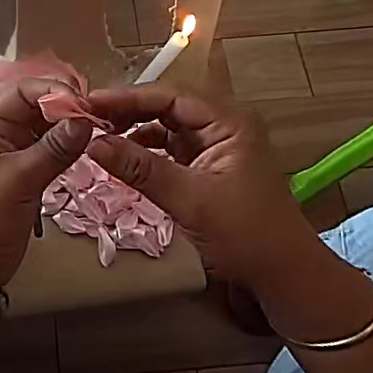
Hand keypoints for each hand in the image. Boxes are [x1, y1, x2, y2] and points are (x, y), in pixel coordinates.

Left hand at [0, 78, 93, 291]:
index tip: (86, 106)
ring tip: (102, 132)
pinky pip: (51, 152)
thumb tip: (85, 120)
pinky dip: (69, 148)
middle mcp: (2, 134)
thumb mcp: (17, 183)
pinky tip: (89, 151)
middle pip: (39, 106)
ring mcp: (15, 155)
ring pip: (48, 128)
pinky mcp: (27, 176)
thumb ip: (52, 150)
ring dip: (72, 127)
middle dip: (68, 107)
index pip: (24, 91)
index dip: (55, 91)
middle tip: (102, 120)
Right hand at [84, 85, 325, 292]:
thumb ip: (139, 168)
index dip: (127, 97)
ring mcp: (214, 144)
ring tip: (98, 135)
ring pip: (164, 125)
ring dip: (132, 129)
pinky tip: (121, 156)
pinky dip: (143, 149)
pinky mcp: (206, 164)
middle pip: (165, 105)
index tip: (90, 103)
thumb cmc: (245, 234)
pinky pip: (168, 146)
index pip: (169, 96)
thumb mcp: (188, 199)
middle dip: (127, 111)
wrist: (284, 276)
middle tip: (88, 118)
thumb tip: (93, 143)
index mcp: (228, 121)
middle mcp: (221, 124)